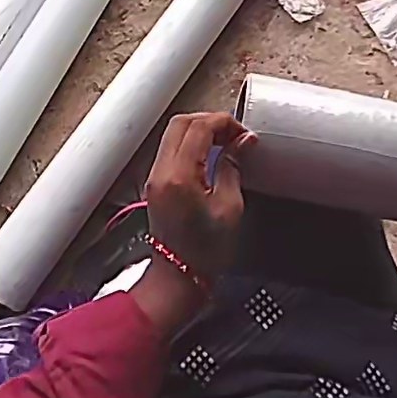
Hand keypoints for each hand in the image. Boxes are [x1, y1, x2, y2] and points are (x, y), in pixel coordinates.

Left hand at [128, 113, 253, 332]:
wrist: (178, 276)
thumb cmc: (204, 252)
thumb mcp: (229, 207)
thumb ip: (233, 167)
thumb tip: (242, 143)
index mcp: (179, 176)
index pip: (198, 128)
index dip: (223, 122)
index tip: (242, 132)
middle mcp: (161, 172)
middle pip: (181, 123)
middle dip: (209, 121)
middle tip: (234, 134)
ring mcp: (155, 177)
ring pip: (173, 134)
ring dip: (199, 130)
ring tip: (225, 143)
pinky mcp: (155, 183)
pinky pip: (170, 150)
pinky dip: (190, 144)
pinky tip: (210, 155)